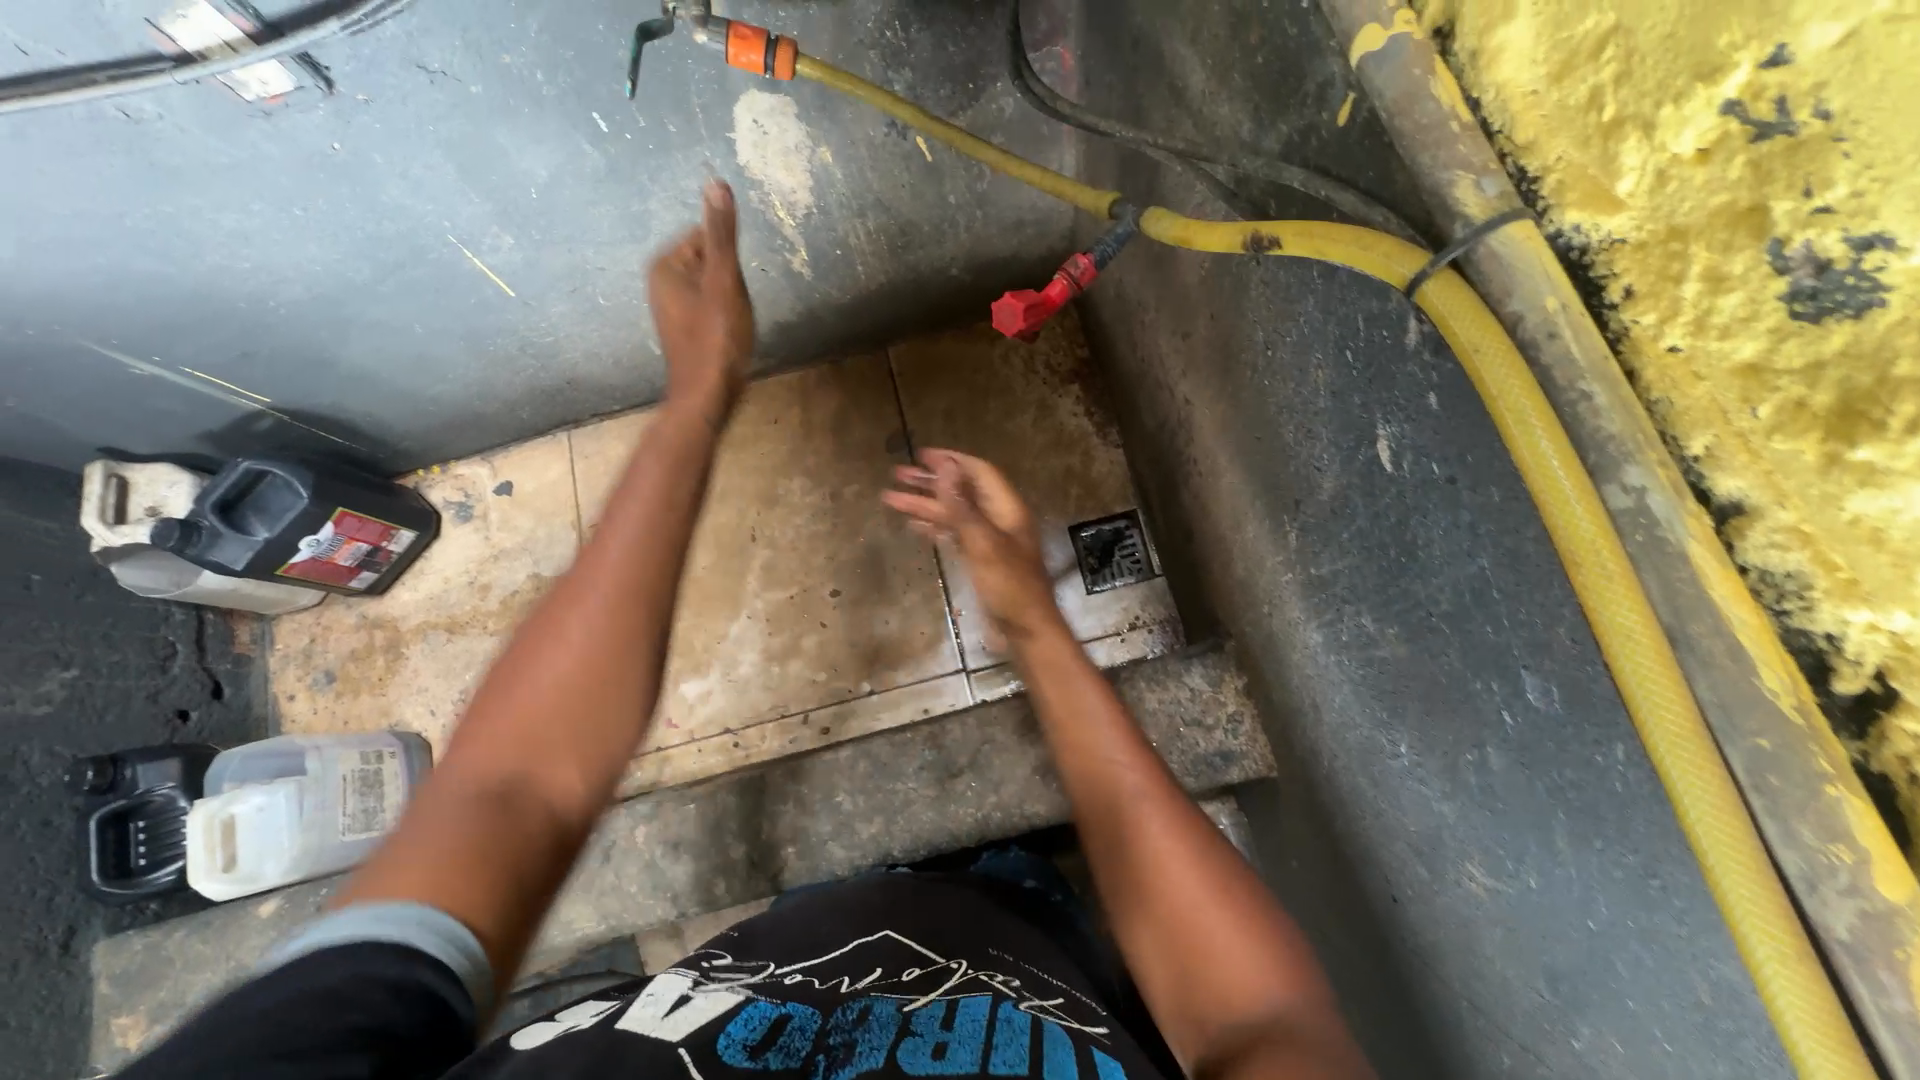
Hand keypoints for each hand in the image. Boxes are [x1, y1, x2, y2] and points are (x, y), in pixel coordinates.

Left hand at [648, 179, 753, 418]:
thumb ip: (722, 233)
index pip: (708, 237)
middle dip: (731, 282)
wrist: (707, 395)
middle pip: (712, 263)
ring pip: (715, 288)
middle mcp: (660, 282)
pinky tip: (729, 338)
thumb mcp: (724, 279)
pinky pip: (711, 309)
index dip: (730, 263)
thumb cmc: (716, 337)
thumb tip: (716, 181)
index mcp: (664, 265)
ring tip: (733, 325)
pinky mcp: (684, 330)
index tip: (733, 290)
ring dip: (731, 303)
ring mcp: (671, 308)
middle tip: (735, 310)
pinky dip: (725, 320)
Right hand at [882, 449, 1065, 645]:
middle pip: (962, 492)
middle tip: (898, 474)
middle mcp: (999, 519)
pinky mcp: (980, 561)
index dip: (951, 461)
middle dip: (931, 482)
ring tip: (892, 498)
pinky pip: (954, 536)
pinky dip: (934, 528)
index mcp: (1007, 509)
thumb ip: (962, 506)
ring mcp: (989, 541)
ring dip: (925, 506)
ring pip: (954, 515)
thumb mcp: (984, 543)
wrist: (1025, 630)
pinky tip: (913, 525)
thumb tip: (945, 467)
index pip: (979, 472)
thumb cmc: (1009, 586)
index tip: (921, 455)